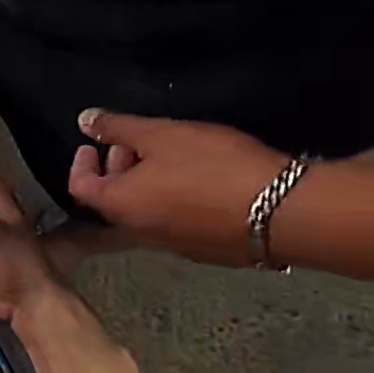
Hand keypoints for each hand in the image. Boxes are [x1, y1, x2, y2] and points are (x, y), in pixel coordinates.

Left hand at [67, 108, 288, 265]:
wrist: (293, 213)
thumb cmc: (215, 167)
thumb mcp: (161, 135)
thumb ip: (118, 127)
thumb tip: (84, 120)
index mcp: (120, 206)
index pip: (80, 187)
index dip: (80, 164)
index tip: (90, 146)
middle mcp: (141, 231)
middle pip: (112, 199)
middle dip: (115, 169)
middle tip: (128, 146)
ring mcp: (178, 246)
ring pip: (146, 211)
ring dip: (144, 183)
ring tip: (164, 157)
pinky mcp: (213, 251)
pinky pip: (178, 222)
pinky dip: (172, 200)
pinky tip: (198, 182)